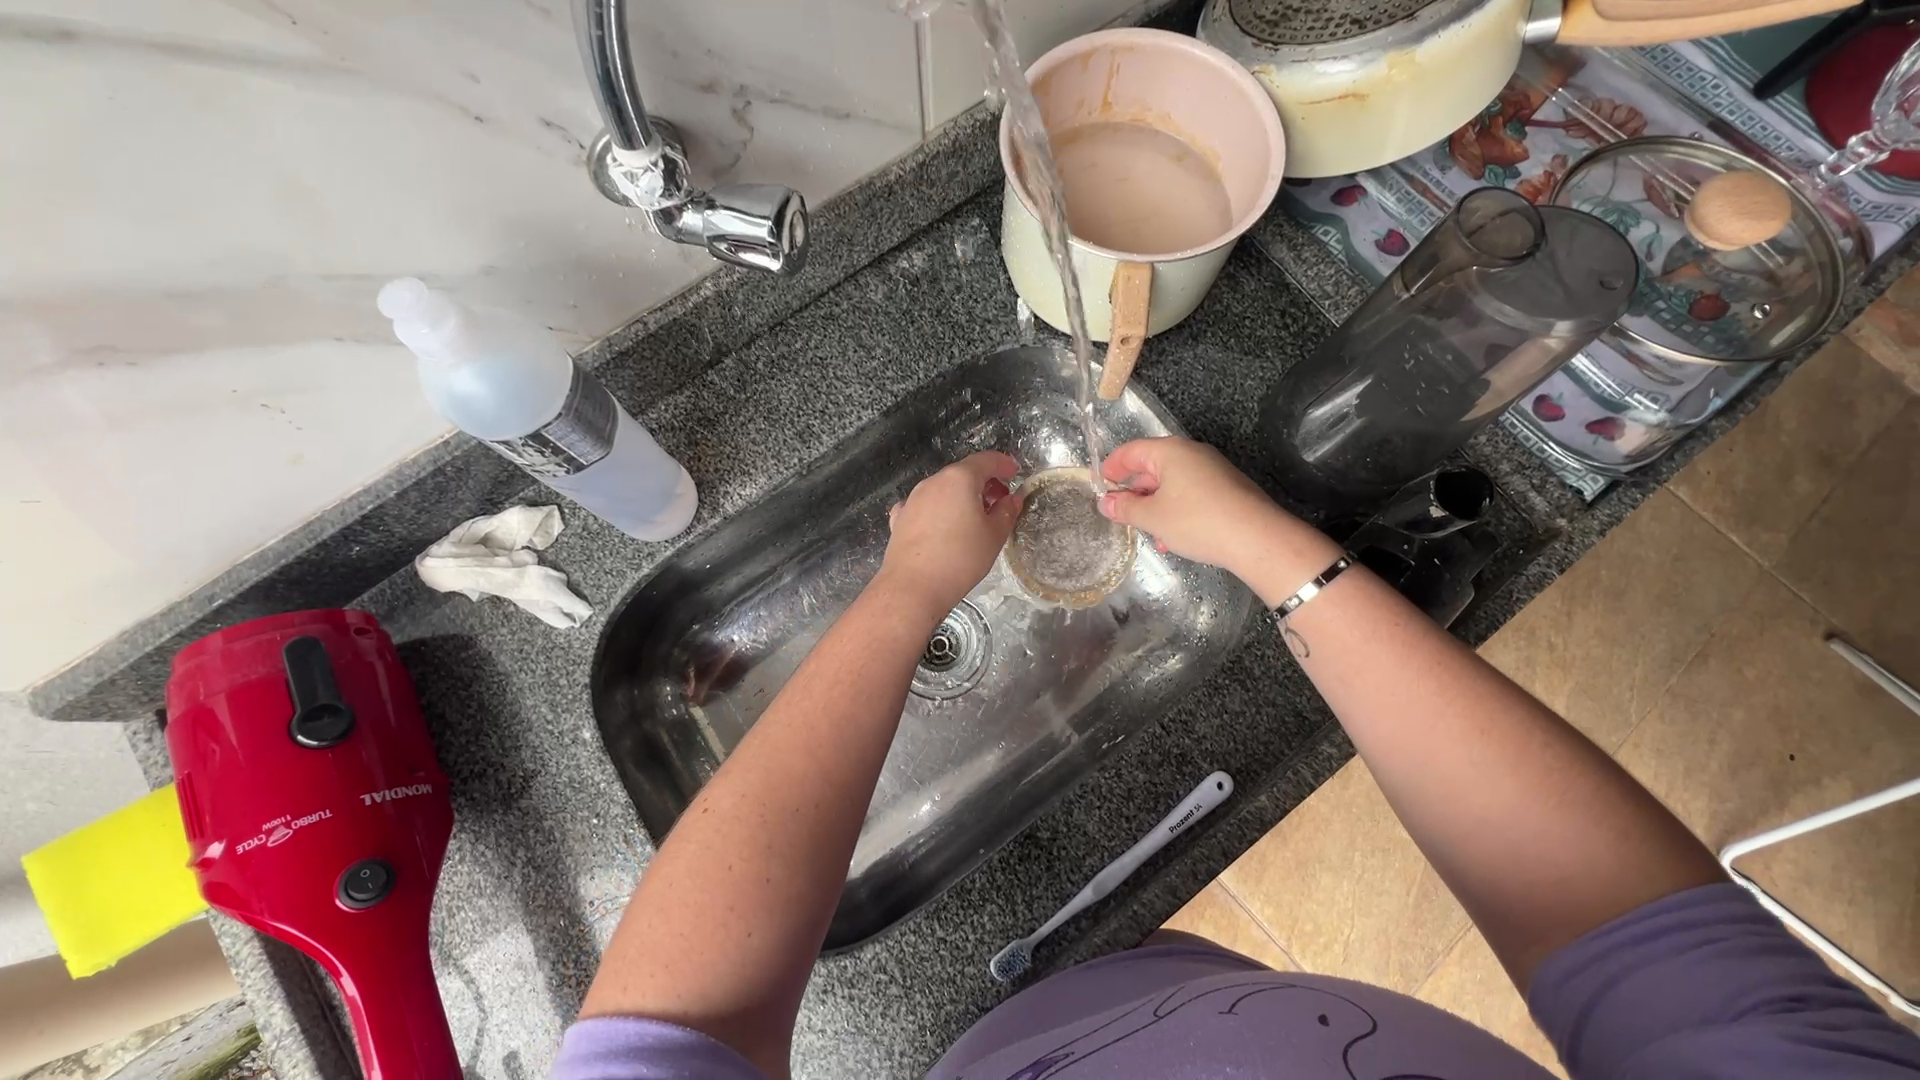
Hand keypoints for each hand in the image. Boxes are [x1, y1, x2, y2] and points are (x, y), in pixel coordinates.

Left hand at [877, 450, 1022, 621]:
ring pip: (942, 489)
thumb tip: (1012, 499)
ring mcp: (913, 499)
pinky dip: (938, 510)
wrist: (913, 587)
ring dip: (960, 497)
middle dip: (983, 483)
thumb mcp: (994, 536)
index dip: (1003, 464)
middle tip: (999, 501)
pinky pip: (924, 506)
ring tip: (974, 518)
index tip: (1014, 473)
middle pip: (962, 473)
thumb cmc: (960, 558)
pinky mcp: (900, 518)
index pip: (986, 460)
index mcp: (959, 479)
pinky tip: (942, 526)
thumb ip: (1007, 512)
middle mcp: (933, 482)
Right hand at [1096, 437, 1341, 605]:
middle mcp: (1192, 454)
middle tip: (1121, 514)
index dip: (1112, 467)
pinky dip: (1176, 510)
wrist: (1257, 538)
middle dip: (1134, 490)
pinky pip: (1191, 494)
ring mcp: (1212, 470)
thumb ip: (1125, 508)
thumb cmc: (1197, 521)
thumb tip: (1106, 502)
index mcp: (1170, 452)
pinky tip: (1174, 537)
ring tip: (1149, 532)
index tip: (1100, 486)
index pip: (1131, 451)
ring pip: (1172, 484)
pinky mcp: (1227, 489)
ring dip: (1155, 505)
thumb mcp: (1153, 517)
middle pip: (1152, 466)